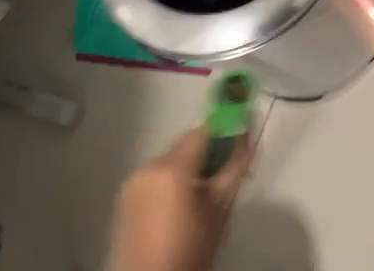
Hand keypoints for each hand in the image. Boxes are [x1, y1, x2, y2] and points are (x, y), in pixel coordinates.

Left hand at [110, 128, 253, 270]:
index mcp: (172, 169)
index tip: (242, 129)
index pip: (204, 130)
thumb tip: (249, 138)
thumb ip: (235, 166)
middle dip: (207, 150)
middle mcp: (147, 167)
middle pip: (186, 144)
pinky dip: (171, 180)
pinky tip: (180, 202)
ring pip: (170, 160)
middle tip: (225, 168)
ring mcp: (132, 183)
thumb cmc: (192, 247)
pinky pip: (156, 176)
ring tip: (202, 191)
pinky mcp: (125, 198)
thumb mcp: (221, 207)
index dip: (225, 126)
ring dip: (189, 165)